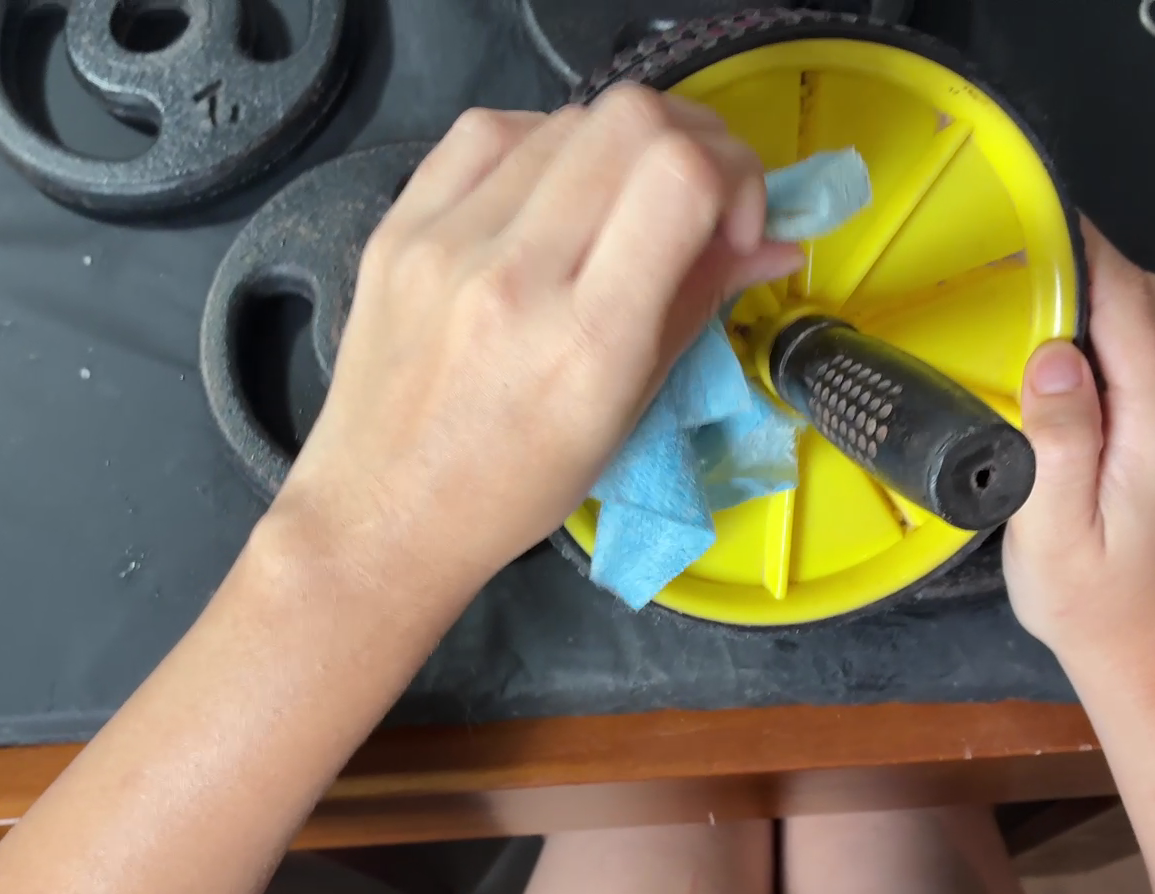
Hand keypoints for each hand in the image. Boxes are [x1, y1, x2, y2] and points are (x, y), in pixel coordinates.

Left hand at [267, 89, 801, 595]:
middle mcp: (513, 273)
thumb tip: (770, 243)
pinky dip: (544, 145)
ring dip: (620, 150)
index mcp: (585, 340)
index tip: (730, 228)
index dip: (735, 176)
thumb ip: (697, 309)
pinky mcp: (396, 227)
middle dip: (693, 144)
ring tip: (616, 211)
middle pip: (632, 120)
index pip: (681, 177)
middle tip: (693, 202)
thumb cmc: (514, 492)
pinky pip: (488, 132)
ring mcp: (443, 241)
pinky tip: (550, 192)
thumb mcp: (621, 418)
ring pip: (565, 119)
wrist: (385, 513)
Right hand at [1004, 221, 1154, 680]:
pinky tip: (1065, 346)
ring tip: (1038, 287)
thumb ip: (1060, 439)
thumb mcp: (1053, 527)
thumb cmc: (1084, 595)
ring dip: (1107, 294)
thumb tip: (1055, 353)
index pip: (1134, 311)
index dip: (1094, 257)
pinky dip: (1113, 332)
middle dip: (1100, 265)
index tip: (1043, 221)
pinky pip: (1151, 361)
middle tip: (1025, 252)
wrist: (1144, 649)